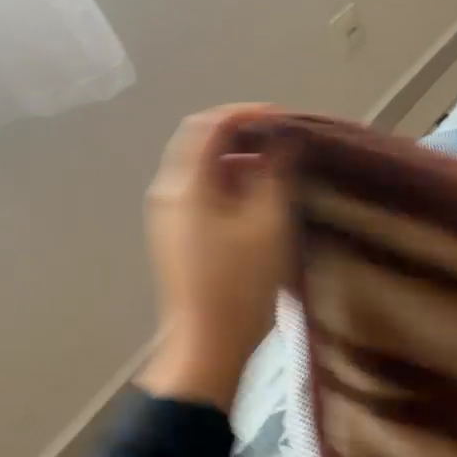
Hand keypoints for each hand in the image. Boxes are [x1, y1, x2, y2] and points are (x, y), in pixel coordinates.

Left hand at [136, 103, 293, 410]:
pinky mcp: (181, 232)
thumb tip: (282, 139)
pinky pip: (205, 187)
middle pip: (201, 141)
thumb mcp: (268, 220)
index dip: (247, 113)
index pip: (209, 125)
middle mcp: (169, 193)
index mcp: (185, 186)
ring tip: (283, 164)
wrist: (209, 344)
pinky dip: (234, 177)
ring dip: (241, 154)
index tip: (286, 118)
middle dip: (245, 131)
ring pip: (204, 164)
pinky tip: (265, 192)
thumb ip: (274, 171)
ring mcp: (171, 214)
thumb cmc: (241, 280)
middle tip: (287, 137)